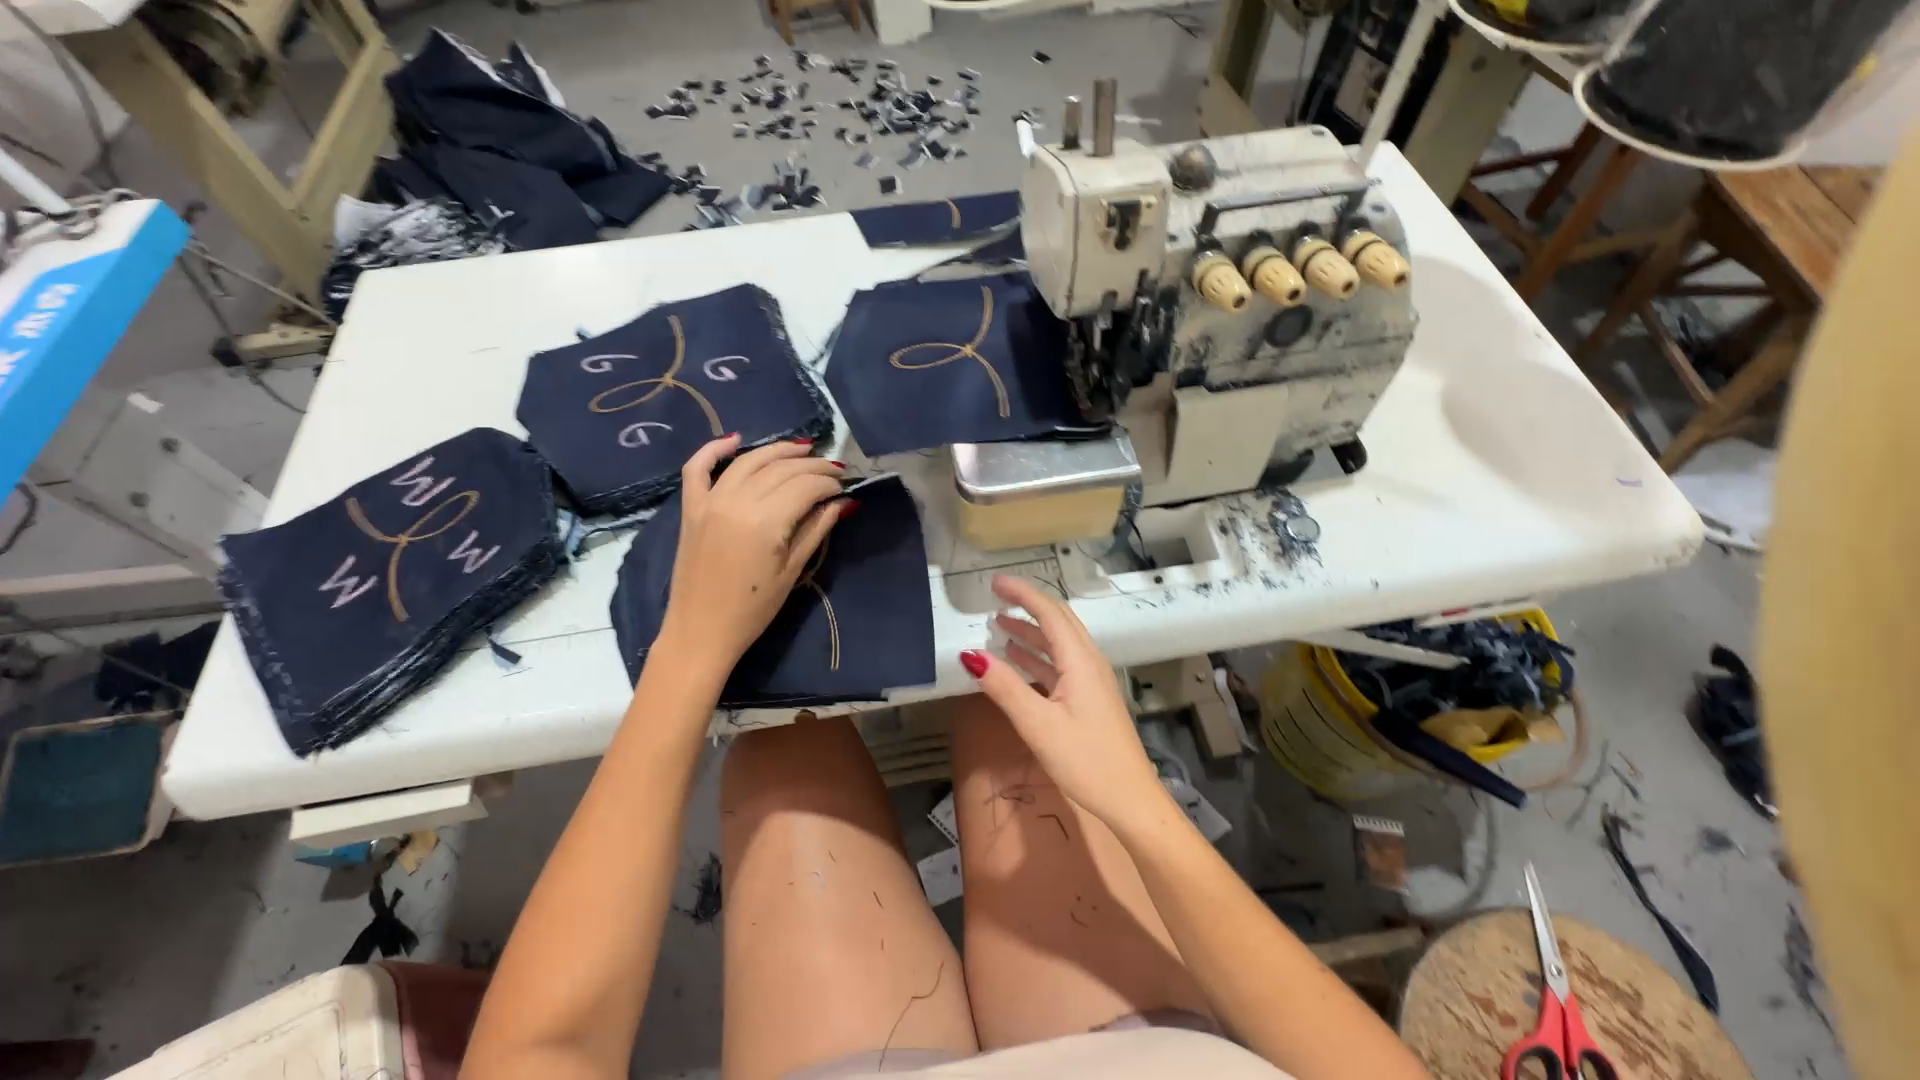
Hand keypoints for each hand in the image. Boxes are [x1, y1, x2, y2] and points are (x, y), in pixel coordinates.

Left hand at [658, 435, 848, 667]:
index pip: (806, 486)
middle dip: (811, 465)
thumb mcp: (792, 571)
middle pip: (781, 469)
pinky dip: (714, 449)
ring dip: (777, 450)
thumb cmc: (753, 610)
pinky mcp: (691, 508)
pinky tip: (735, 439)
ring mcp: (710, 501)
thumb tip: (841, 503)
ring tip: (801, 450)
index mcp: (766, 521)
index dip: (829, 483)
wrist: (701, 631)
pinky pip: (698, 468)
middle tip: (832, 469)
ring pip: (748, 461)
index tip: (844, 487)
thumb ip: (816, 530)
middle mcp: (738, 501)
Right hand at [959, 576, 1173, 833]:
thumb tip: (971, 655)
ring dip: (1030, 631)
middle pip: (1058, 622)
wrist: (1129, 798)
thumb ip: (1005, 688)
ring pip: (1059, 644)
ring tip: (999, 624)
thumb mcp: (1038, 725)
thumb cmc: (1086, 760)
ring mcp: (1092, 682)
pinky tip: (1018, 661)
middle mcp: (1089, 663)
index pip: (1050, 613)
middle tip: (995, 596)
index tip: (994, 582)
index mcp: (1080, 662)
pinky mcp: (1089, 700)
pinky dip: (1037, 656)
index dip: (1023, 594)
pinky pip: (1061, 665)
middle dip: (1027, 605)